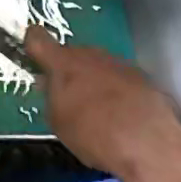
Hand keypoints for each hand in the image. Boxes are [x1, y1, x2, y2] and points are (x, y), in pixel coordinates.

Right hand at [26, 27, 180, 181]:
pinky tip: (121, 116)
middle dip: (68, 72)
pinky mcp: (141, 76)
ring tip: (98, 112)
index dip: (32, 43)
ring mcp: (118, 63)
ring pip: (96, 66)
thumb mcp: (58, 122)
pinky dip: (116, 92)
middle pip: (71, 55)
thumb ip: (50, 97)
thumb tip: (50, 84)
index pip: (38, 39)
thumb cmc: (93, 133)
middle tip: (68, 98)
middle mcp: (90, 54)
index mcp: (62, 63)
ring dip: (93, 81)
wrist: (149, 142)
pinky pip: (118, 79)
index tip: (31, 52)